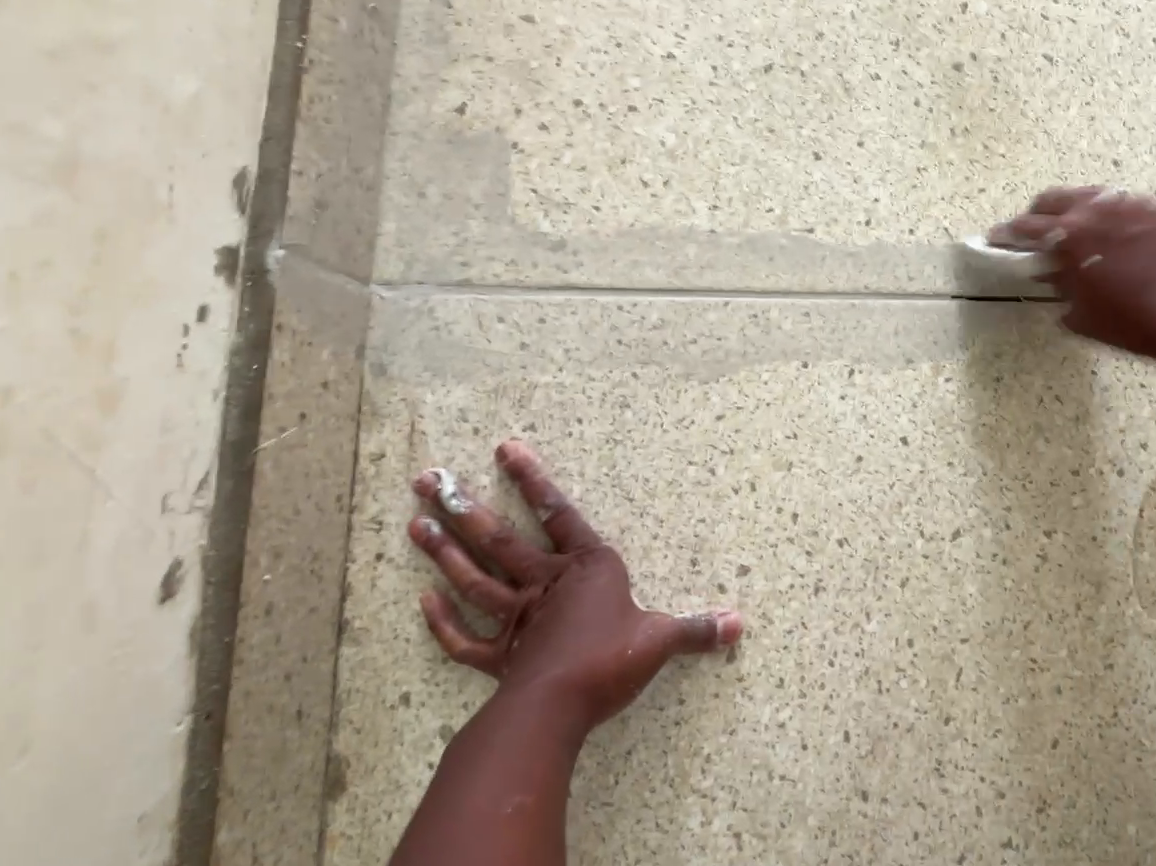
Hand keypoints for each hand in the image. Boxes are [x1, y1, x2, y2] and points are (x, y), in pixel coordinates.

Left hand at [407, 440, 741, 730]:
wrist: (557, 708)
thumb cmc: (609, 660)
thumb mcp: (662, 640)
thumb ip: (696, 628)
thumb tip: (739, 624)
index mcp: (586, 569)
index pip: (558, 513)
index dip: (532, 480)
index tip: (504, 447)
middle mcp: (545, 585)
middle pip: (499, 540)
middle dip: (463, 507)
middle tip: (429, 479)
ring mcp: (516, 619)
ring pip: (474, 579)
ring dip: (442, 552)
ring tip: (416, 522)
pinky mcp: (498, 657)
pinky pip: (463, 639)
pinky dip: (441, 622)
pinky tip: (422, 600)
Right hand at [989, 186, 1155, 360]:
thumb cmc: (1131, 324)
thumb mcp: (1081, 314)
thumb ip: (1058, 287)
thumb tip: (1049, 274)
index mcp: (1071, 234)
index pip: (1026, 227)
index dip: (1007, 234)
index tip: (996, 238)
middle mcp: (1097, 210)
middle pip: (1053, 198)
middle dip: (1038, 215)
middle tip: (1032, 234)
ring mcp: (1129, 205)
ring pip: (1087, 195)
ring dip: (1072, 209)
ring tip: (1069, 230)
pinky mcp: (1154, 210)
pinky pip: (1119, 203)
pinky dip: (1106, 215)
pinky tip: (1108, 232)